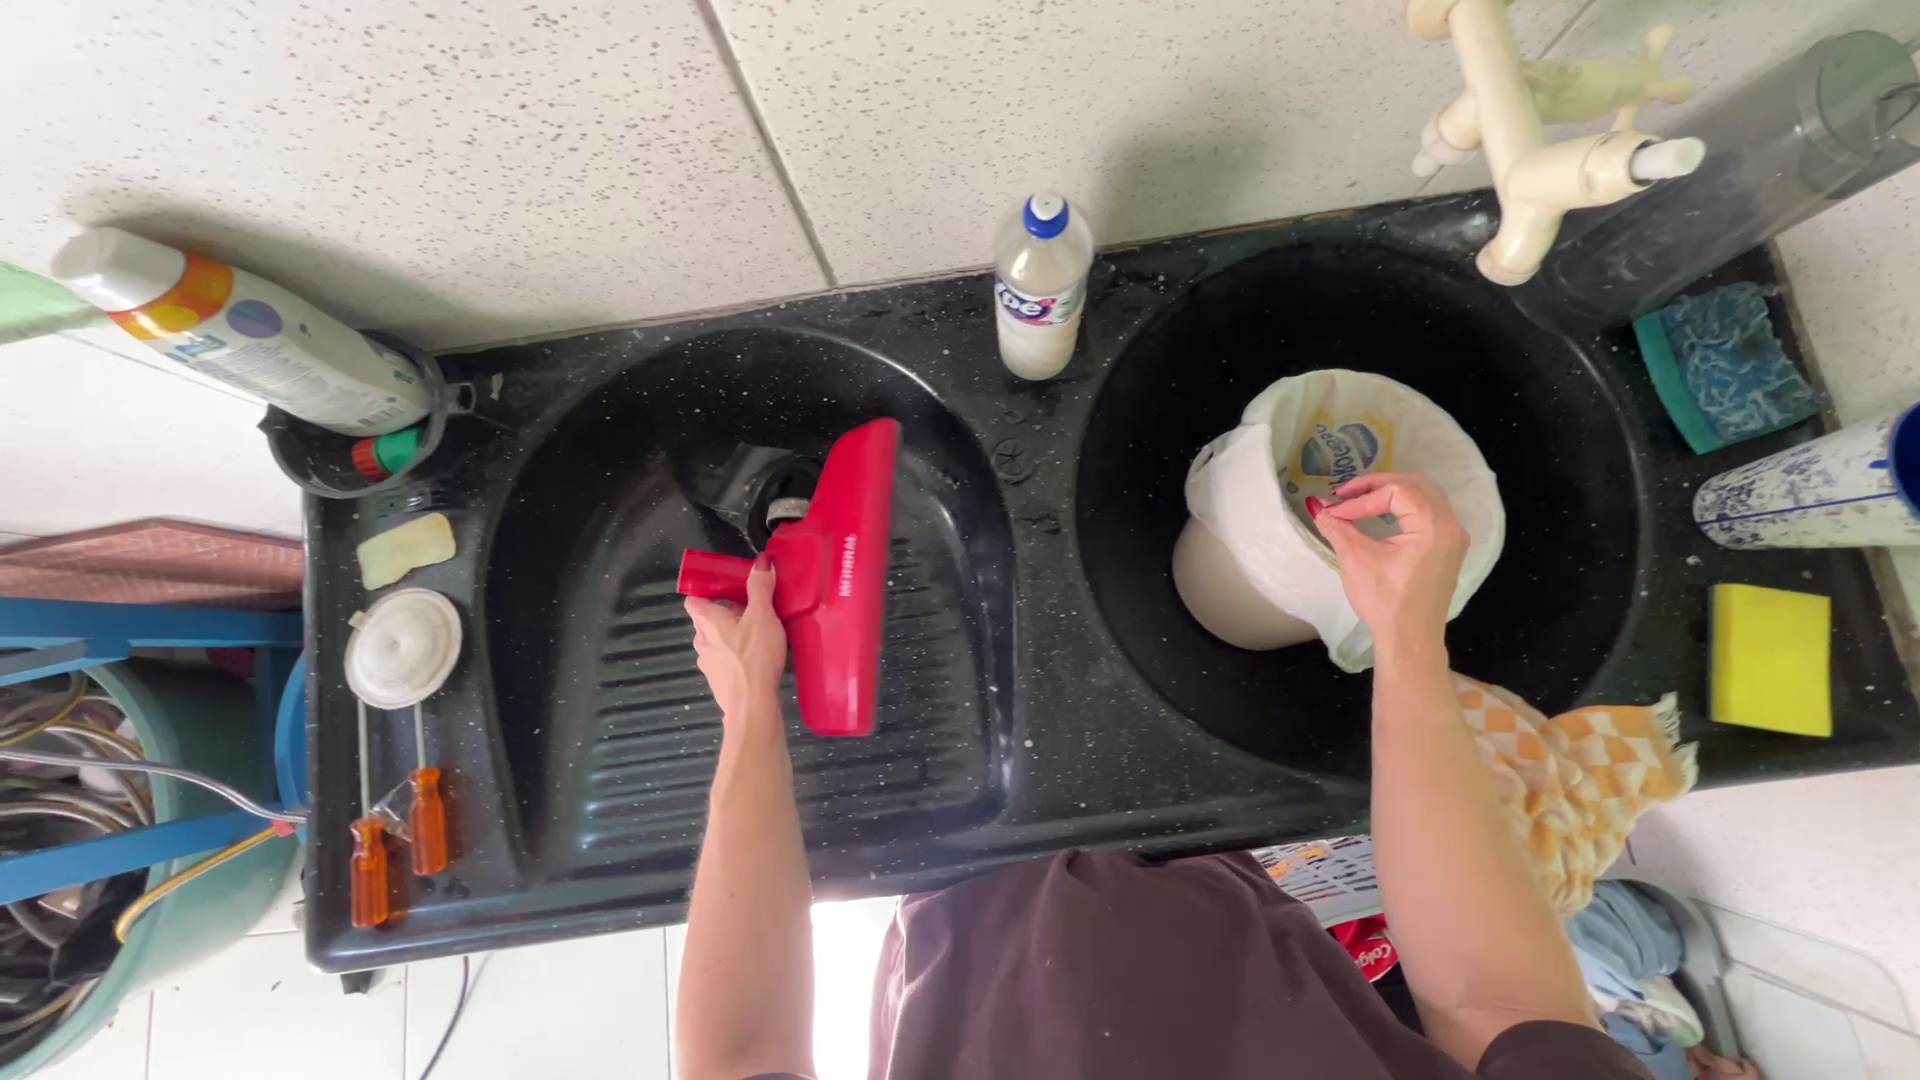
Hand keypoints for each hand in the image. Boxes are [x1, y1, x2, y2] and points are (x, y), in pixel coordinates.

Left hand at [685, 555, 788, 722]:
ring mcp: (709, 664)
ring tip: (758, 633)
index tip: (727, 589)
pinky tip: (757, 658)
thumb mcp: (762, 615)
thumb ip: (760, 588)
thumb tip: (761, 561)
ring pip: (716, 641)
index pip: (693, 600)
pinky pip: (725, 661)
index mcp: (706, 621)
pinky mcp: (720, 682)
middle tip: (752, 608)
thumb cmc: (754, 656)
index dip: (707, 592)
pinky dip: (736, 655)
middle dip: (725, 613)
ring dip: (731, 635)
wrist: (752, 705)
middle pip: (707, 620)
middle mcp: (702, 641)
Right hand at [1315, 473, 1468, 656]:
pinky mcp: (1447, 549)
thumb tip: (1318, 507)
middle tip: (1345, 494)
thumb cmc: (1384, 599)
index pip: (1396, 492)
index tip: (1335, 511)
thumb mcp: (1356, 559)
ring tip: (1360, 501)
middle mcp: (1451, 525)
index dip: (1361, 498)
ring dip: (1391, 493)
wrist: (1410, 638)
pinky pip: (1428, 513)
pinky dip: (1404, 507)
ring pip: (1424, 496)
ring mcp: (1453, 537)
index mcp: (1433, 525)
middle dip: (1376, 485)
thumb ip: (1338, 527)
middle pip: (1415, 484)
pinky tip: (1382, 516)